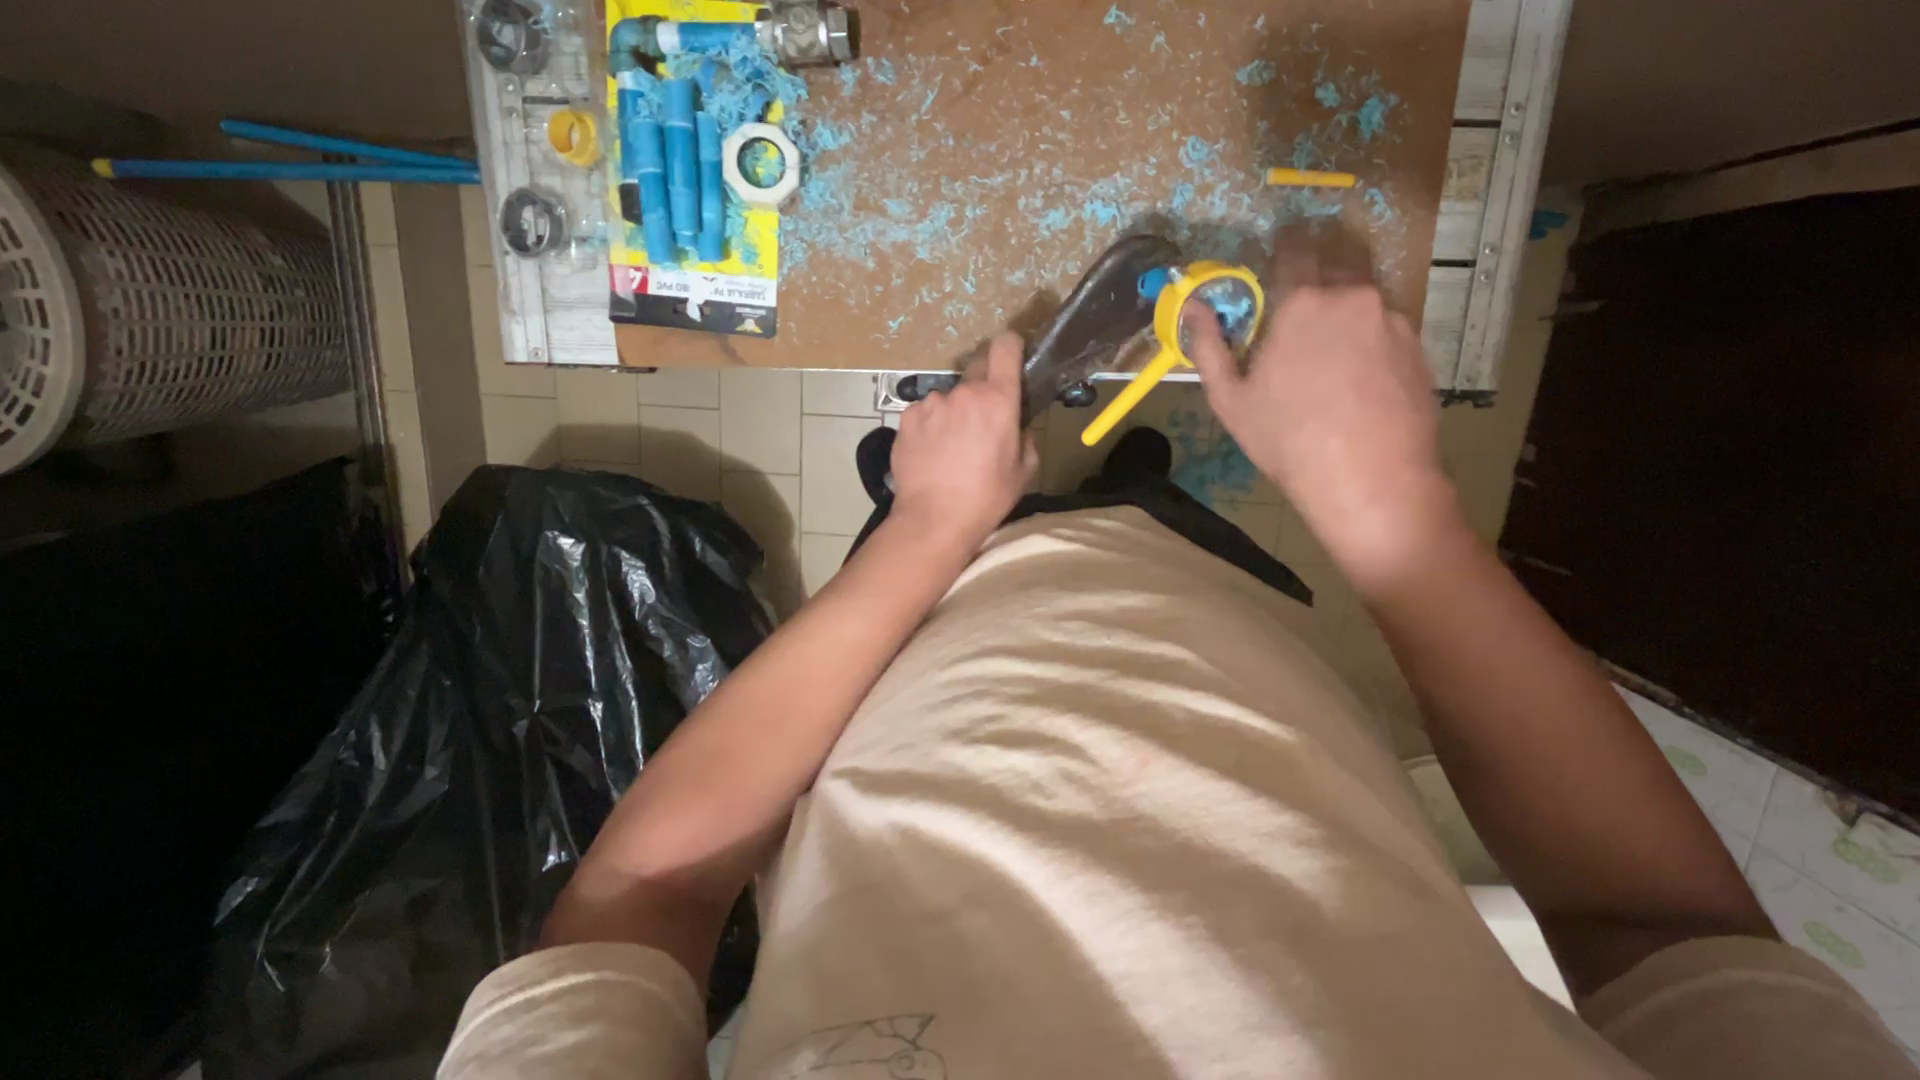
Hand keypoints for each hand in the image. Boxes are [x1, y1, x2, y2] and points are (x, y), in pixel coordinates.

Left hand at [889, 331, 1038, 545]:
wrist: (935, 519)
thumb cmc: (987, 498)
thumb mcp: (1024, 471)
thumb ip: (1025, 438)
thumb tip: (1018, 426)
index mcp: (998, 399)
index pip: (1005, 347)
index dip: (1009, 345)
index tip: (1010, 354)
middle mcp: (964, 392)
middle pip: (976, 374)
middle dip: (981, 391)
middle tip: (980, 425)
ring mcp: (931, 403)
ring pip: (947, 399)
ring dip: (951, 414)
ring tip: (950, 449)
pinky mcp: (906, 418)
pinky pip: (923, 414)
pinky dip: (928, 427)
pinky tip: (930, 453)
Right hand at [1183, 255, 1463, 593]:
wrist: (1371, 480)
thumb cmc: (1288, 441)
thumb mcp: (1230, 400)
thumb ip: (1209, 346)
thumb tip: (1193, 306)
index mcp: (1303, 302)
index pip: (1295, 247)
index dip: (1286, 242)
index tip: (1280, 244)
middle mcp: (1353, 296)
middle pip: (1339, 255)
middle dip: (1321, 258)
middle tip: (1305, 283)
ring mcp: (1393, 318)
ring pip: (1366, 291)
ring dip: (1348, 298)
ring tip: (1332, 335)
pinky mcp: (1419, 345)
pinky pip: (1387, 323)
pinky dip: (1370, 331)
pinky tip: (1359, 367)